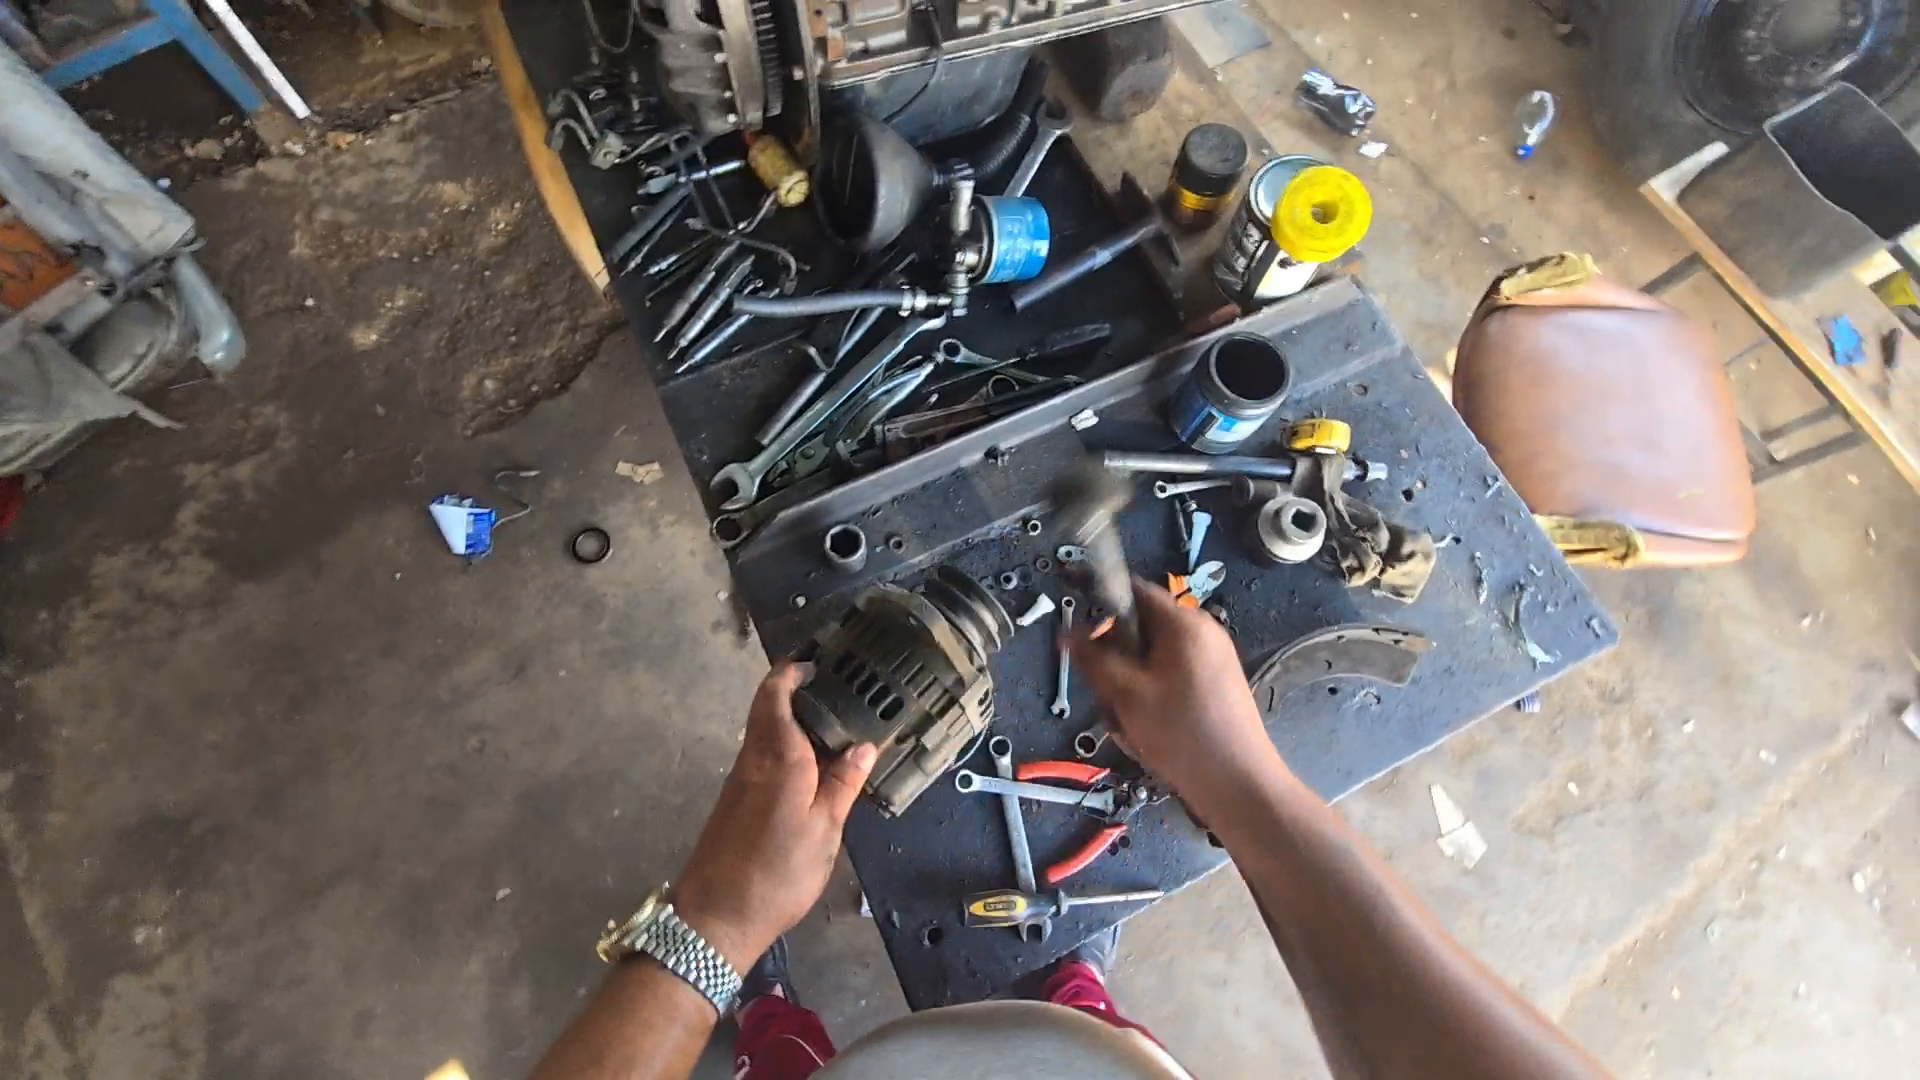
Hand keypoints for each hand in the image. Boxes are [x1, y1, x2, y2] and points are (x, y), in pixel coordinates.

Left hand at [673, 662, 876, 970]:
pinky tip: (814, 766)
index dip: (791, 670)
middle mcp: (754, 758)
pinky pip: (765, 756)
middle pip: (768, 708)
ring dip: (794, 721)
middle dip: (797, 691)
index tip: (815, 659)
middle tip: (838, 689)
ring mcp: (740, 779)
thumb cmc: (775, 872)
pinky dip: (788, 747)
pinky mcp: (736, 800)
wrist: (714, 921)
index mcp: (778, 756)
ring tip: (836, 725)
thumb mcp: (824, 830)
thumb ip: (843, 783)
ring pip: (766, 732)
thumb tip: (864, 745)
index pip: (775, 694)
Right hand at [1071, 578, 1292, 815]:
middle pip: (1139, 626)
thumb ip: (1092, 657)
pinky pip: (1167, 675)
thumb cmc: (1181, 733)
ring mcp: (1210, 658)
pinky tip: (1145, 727)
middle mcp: (1201, 632)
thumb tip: (1066, 630)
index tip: (1074, 609)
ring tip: (1126, 719)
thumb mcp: (1126, 694)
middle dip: (1114, 655)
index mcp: (1184, 623)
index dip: (1098, 593)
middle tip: (1105, 692)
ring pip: (1149, 656)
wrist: (1239, 786)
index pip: (1133, 588)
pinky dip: (1148, 693)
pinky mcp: (1213, 683)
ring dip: (1127, 682)